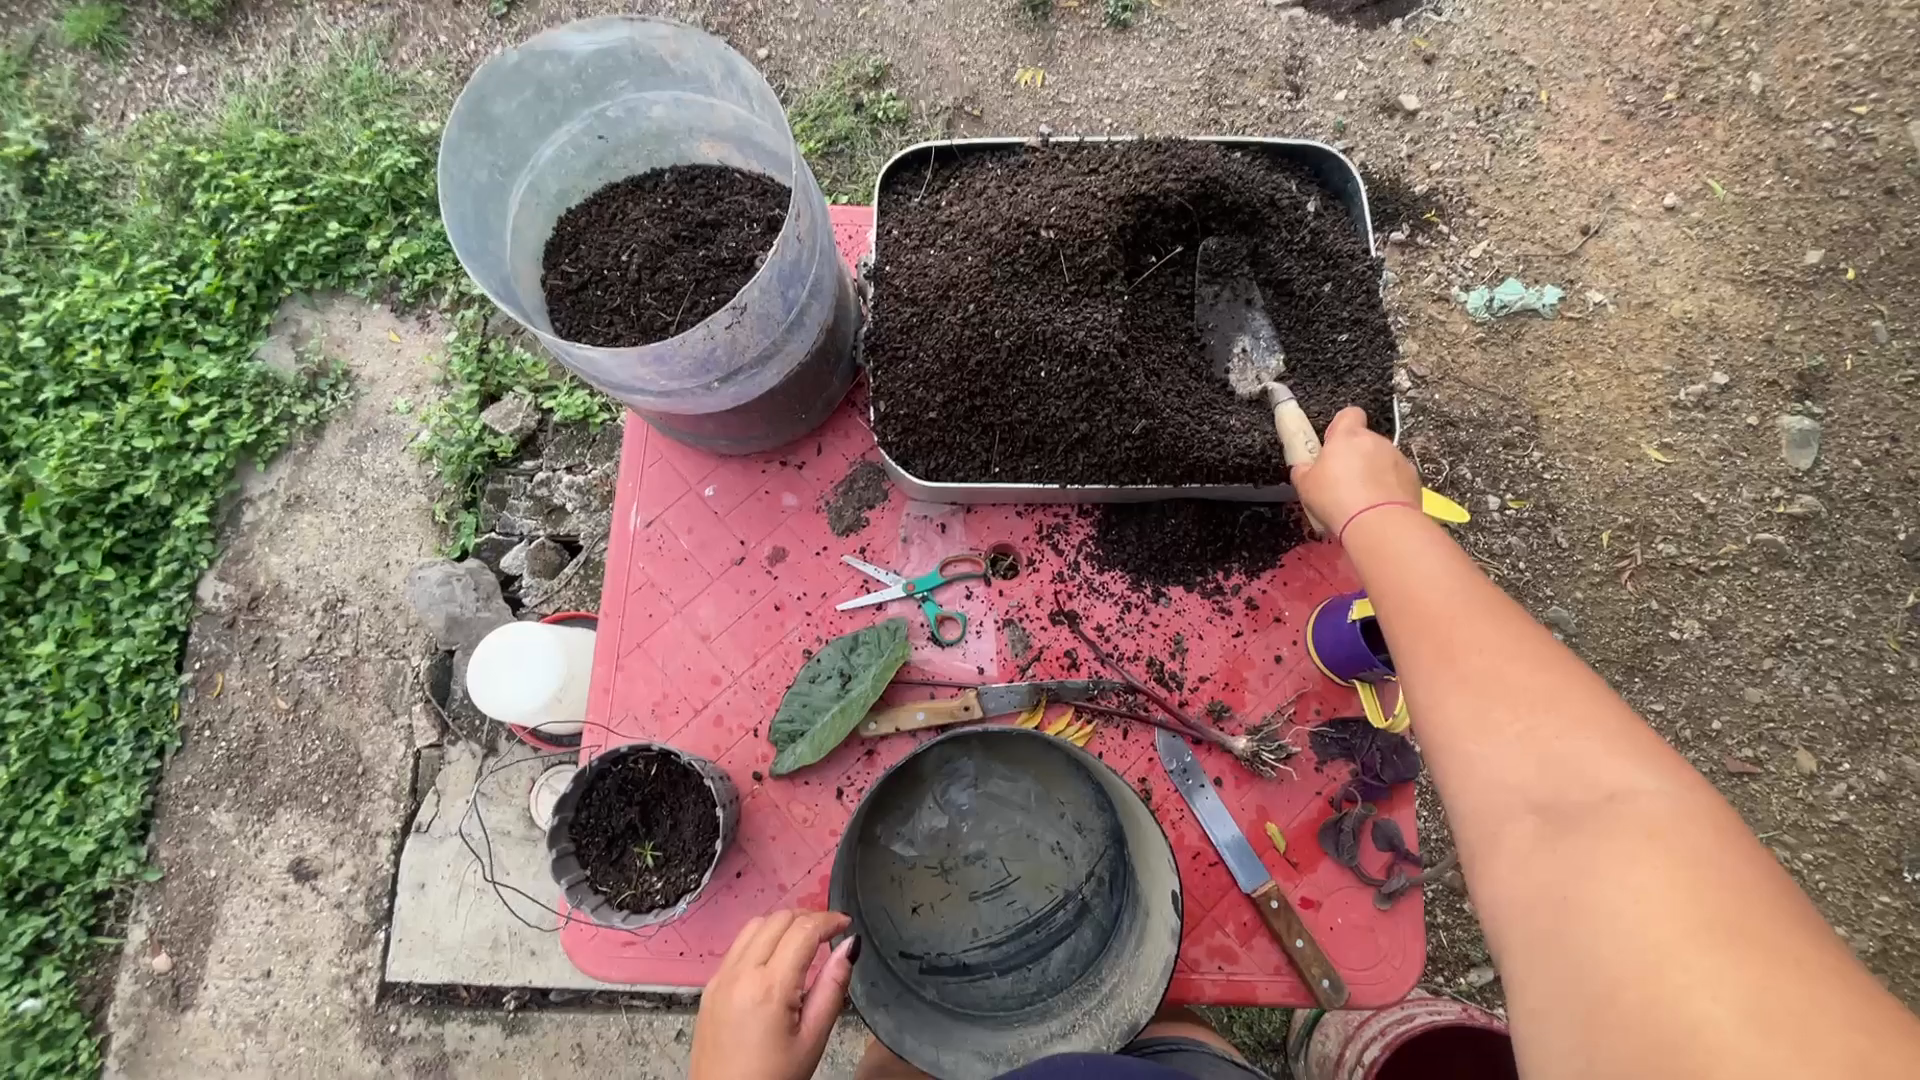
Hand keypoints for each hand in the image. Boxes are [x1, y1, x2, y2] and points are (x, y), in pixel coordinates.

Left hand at [691, 910, 857, 1079]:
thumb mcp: (813, 1039)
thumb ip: (834, 986)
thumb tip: (851, 945)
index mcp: (769, 987)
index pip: (803, 930)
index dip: (829, 919)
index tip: (846, 924)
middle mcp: (741, 973)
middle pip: (779, 918)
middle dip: (808, 918)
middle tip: (828, 935)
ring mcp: (721, 978)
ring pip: (756, 924)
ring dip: (783, 924)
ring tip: (803, 943)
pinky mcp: (710, 987)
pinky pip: (738, 945)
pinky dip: (761, 938)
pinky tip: (775, 959)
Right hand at [1290, 406, 1421, 538]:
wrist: (1378, 524)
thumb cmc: (1337, 499)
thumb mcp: (1305, 485)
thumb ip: (1304, 469)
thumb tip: (1303, 468)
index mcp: (1347, 437)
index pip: (1348, 414)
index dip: (1340, 427)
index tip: (1331, 444)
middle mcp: (1376, 442)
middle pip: (1364, 442)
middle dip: (1354, 457)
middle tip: (1339, 482)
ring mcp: (1397, 459)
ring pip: (1381, 461)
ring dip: (1371, 474)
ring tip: (1358, 500)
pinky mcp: (1413, 478)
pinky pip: (1396, 479)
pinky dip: (1387, 489)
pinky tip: (1375, 508)